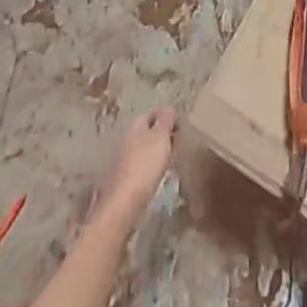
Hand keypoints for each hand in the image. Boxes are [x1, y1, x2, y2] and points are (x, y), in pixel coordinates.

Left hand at [94, 107, 175, 221]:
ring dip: (157, 148)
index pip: (151, 114)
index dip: (166, 116)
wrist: (125, 200)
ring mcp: (126, 157)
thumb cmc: (145, 164)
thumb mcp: (160, 138)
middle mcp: (129, 138)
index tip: (180, 123)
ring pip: (145, 146)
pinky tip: (161, 171)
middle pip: (147, 130)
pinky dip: (153, 163)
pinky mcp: (127, 175)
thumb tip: (168, 106)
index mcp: (136, 126)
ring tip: (173, 154)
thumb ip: (165, 121)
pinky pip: (143, 162)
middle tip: (179, 138)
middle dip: (161, 132)